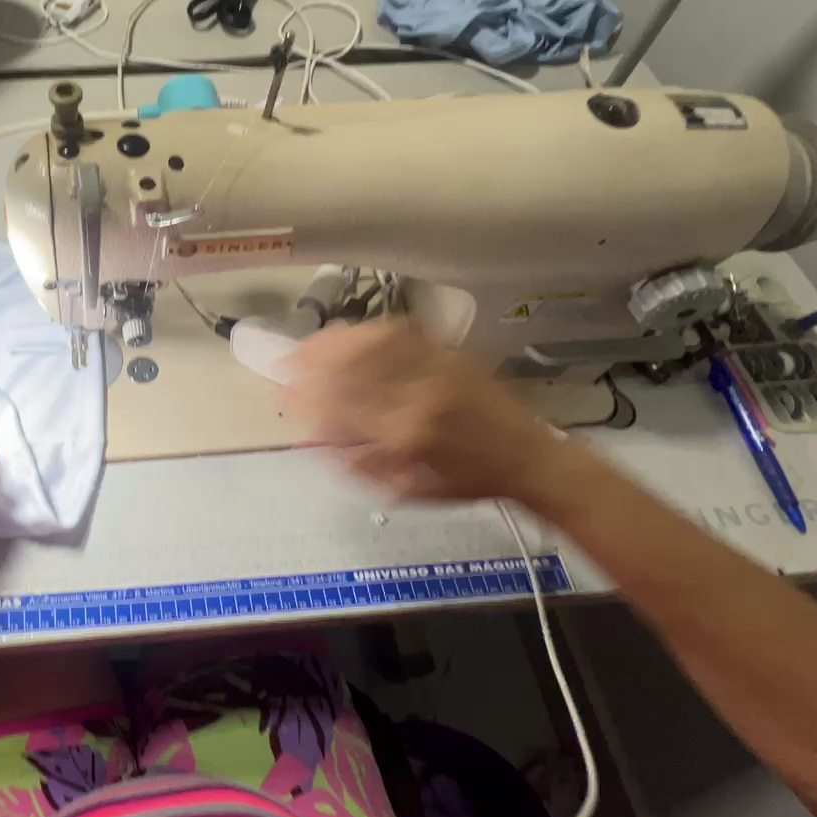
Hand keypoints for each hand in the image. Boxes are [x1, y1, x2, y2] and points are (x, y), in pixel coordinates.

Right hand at [281, 320, 577, 503]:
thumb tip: (315, 439)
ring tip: (312, 343)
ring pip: (375, 341)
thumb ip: (359, 464)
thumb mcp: (409, 488)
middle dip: (312, 363)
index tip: (285, 396)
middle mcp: (421, 394)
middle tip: (288, 363)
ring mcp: (438, 367)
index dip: (307, 399)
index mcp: (408, 433)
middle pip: (353, 367)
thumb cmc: (467, 482)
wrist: (531, 459)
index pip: (342, 408)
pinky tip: (354, 333)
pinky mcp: (452, 353)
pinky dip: (371, 329)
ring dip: (336, 339)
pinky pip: (404, 331)